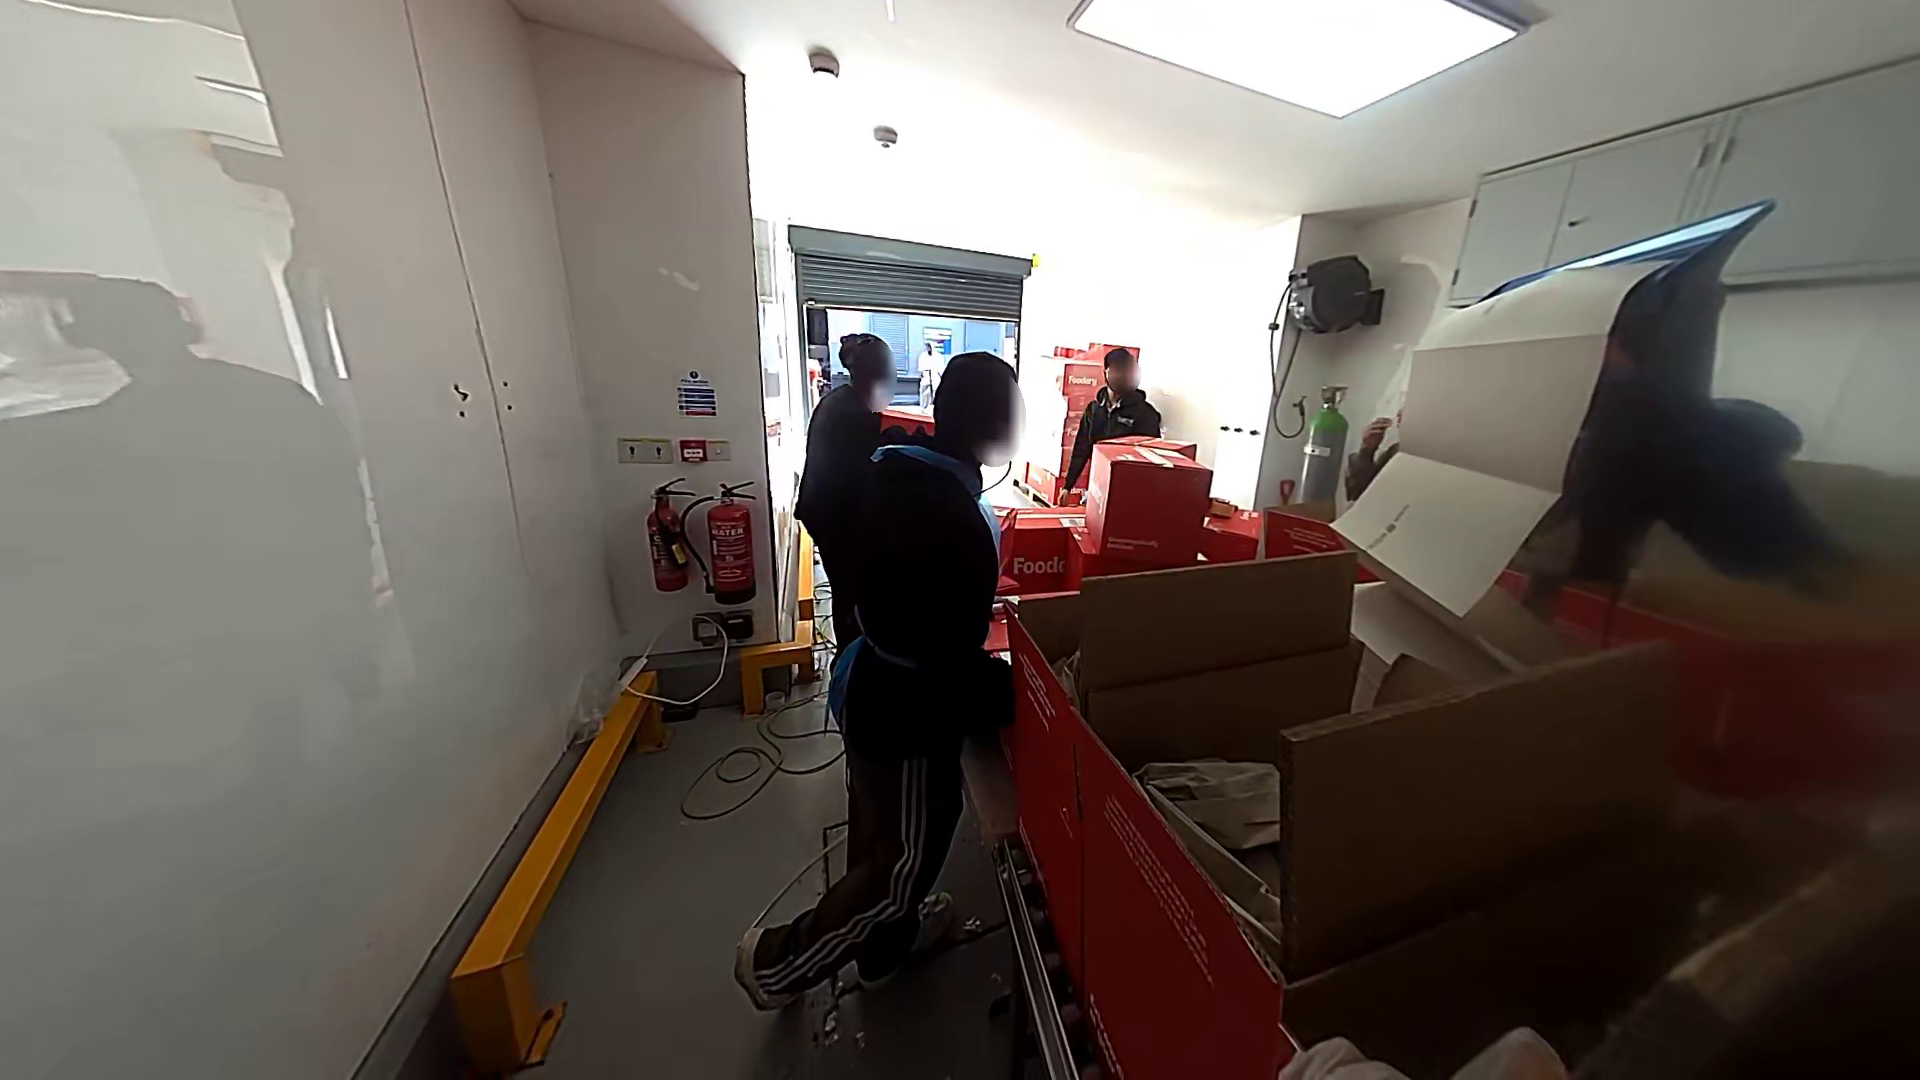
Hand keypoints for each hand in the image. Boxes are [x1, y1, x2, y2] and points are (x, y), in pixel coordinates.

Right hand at [1360, 416, 1391, 451]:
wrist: (1368, 449)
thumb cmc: (1375, 441)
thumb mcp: (1381, 433)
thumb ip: (1384, 428)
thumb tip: (1390, 423)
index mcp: (1372, 425)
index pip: (1379, 420)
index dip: (1385, 419)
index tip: (1392, 420)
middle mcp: (1368, 427)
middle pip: (1376, 421)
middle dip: (1384, 421)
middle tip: (1391, 422)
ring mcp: (1366, 431)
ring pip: (1374, 425)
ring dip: (1382, 425)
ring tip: (1388, 425)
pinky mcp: (1365, 435)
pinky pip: (1371, 432)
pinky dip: (1376, 431)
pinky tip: (1382, 431)